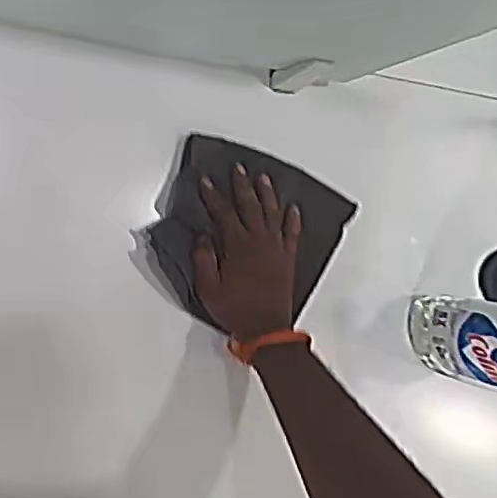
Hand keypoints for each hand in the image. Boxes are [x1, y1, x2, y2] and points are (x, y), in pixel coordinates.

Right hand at [193, 166, 301, 341]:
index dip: (213, 195)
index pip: (223, 213)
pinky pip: (292, 233)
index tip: (205, 180)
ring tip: (263, 178)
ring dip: (267, 194)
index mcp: (237, 246)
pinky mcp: (287, 258)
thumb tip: (203, 237)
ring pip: (272, 213)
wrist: (266, 328)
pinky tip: (292, 208)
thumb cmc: (234, 307)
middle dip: (242, 185)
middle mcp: (259, 242)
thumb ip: (204, 258)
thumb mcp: (207, 285)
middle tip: (238, 168)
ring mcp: (276, 249)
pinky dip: (292, 219)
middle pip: (250, 206)